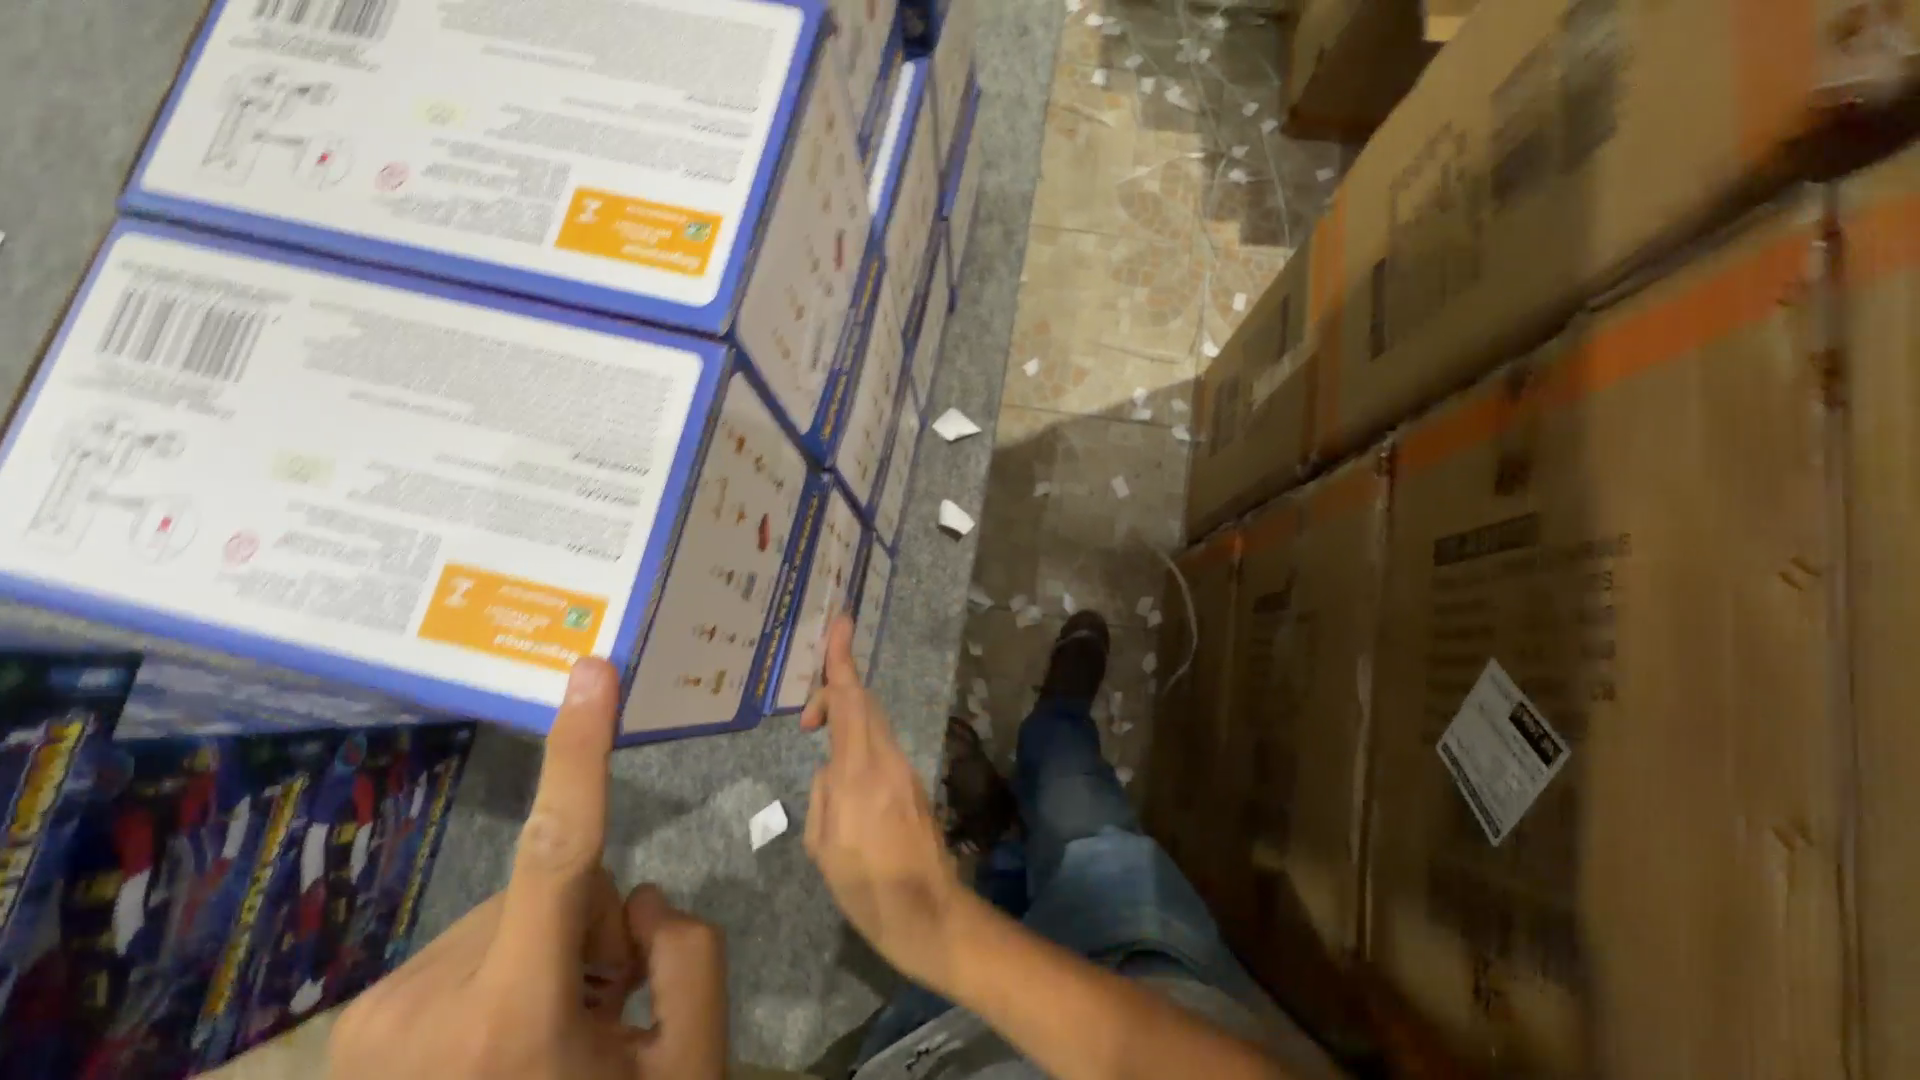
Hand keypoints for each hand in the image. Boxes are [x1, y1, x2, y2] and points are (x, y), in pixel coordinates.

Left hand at [329, 660, 726, 1079]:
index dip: (581, 750)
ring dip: (550, 953)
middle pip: (549, 891)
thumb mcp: (692, 1065)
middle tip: (607, 1011)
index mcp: (517, 1016)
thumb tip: (635, 898)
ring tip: (555, 1040)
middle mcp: (425, 1003)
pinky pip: (468, 951)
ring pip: (508, 918)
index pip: (560, 848)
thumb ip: (692, 953)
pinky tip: (510, 1047)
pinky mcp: (361, 1026)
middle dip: (593, 926)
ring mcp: (377, 1018)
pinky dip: (507, 974)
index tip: (591, 669)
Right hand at [802, 615, 972, 989]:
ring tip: (819, 734)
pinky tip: (843, 770)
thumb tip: (831, 770)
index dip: (843, 660)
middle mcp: (888, 762)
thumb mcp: (824, 847)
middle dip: (837, 692)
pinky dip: (859, 742)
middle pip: (867, 705)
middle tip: (807, 716)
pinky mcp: (913, 788)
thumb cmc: (868, 889)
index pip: (852, 701)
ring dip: (849, 718)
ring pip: (876, 725)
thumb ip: (823, 796)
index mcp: (861, 773)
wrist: (929, 915)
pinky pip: (881, 749)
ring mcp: (905, 773)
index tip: (841, 623)